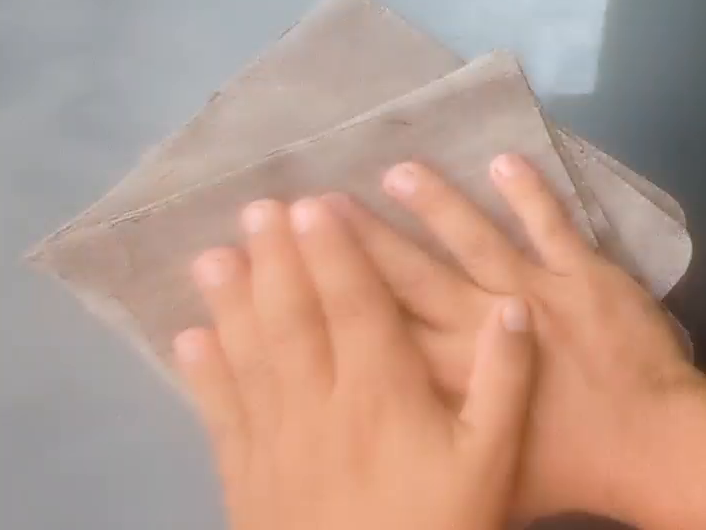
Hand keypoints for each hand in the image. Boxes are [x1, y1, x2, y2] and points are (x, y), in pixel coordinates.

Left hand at [175, 197, 534, 529]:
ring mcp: (274, 444)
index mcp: (382, 396)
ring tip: (217, 254)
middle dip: (278, 260)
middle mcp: (319, 408)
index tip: (318, 206)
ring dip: (233, 302)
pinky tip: (191, 340)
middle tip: (262, 207)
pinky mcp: (247, 479)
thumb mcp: (495, 456)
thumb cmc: (444, 522)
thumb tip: (514, 304)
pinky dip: (203, 371)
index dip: (336, 255)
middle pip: (293, 321)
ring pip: (249, 358)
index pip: (354, 309)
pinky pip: (220, 413)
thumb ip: (506, 378)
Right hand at [333, 155, 705, 522]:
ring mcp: (537, 291)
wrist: (647, 437)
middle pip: (410, 276)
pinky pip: (551, 225)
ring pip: (475, 240)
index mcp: (446, 376)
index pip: (374, 324)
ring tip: (398, 169)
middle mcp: (481, 325)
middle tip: (313, 202)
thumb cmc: (561, 464)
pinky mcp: (585, 274)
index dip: (330, 288)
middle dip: (361, 239)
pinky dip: (530, 193)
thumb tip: (382, 406)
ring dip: (437, 204)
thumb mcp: (475, 456)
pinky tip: (504, 161)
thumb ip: (429, 422)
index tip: (292, 255)